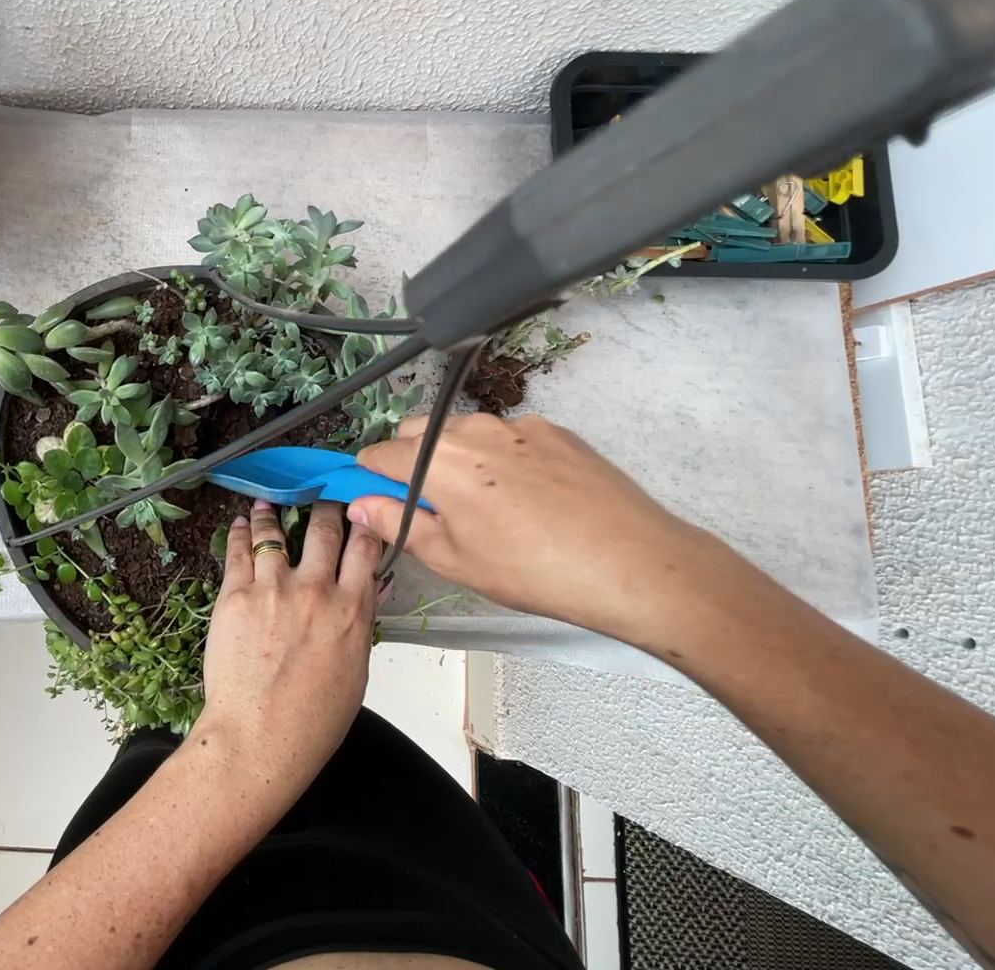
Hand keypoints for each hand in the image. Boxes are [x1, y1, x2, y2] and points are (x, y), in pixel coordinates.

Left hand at [191, 500, 383, 796]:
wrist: (260, 737)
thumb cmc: (313, 719)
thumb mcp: (355, 671)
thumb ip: (359, 624)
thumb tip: (366, 592)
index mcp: (353, 611)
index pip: (366, 548)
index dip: (365, 522)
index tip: (361, 507)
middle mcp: (316, 590)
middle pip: (324, 530)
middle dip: (325, 508)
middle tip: (321, 496)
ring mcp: (274, 589)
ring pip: (277, 534)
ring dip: (275, 513)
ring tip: (271, 501)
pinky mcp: (236, 595)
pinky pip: (241, 552)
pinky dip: (244, 533)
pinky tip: (244, 523)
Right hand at [351, 413, 757, 644]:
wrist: (636, 564)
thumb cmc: (532, 570)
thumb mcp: (453, 559)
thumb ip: (397, 524)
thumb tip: (358, 504)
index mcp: (435, 462)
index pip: (377, 453)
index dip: (369, 478)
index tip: (378, 502)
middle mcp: (470, 429)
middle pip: (414, 432)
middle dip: (407, 460)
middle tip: (430, 505)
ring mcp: (516, 424)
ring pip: (460, 430)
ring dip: (452, 455)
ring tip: (483, 501)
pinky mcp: (554, 430)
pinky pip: (505, 434)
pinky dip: (497, 455)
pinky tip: (526, 494)